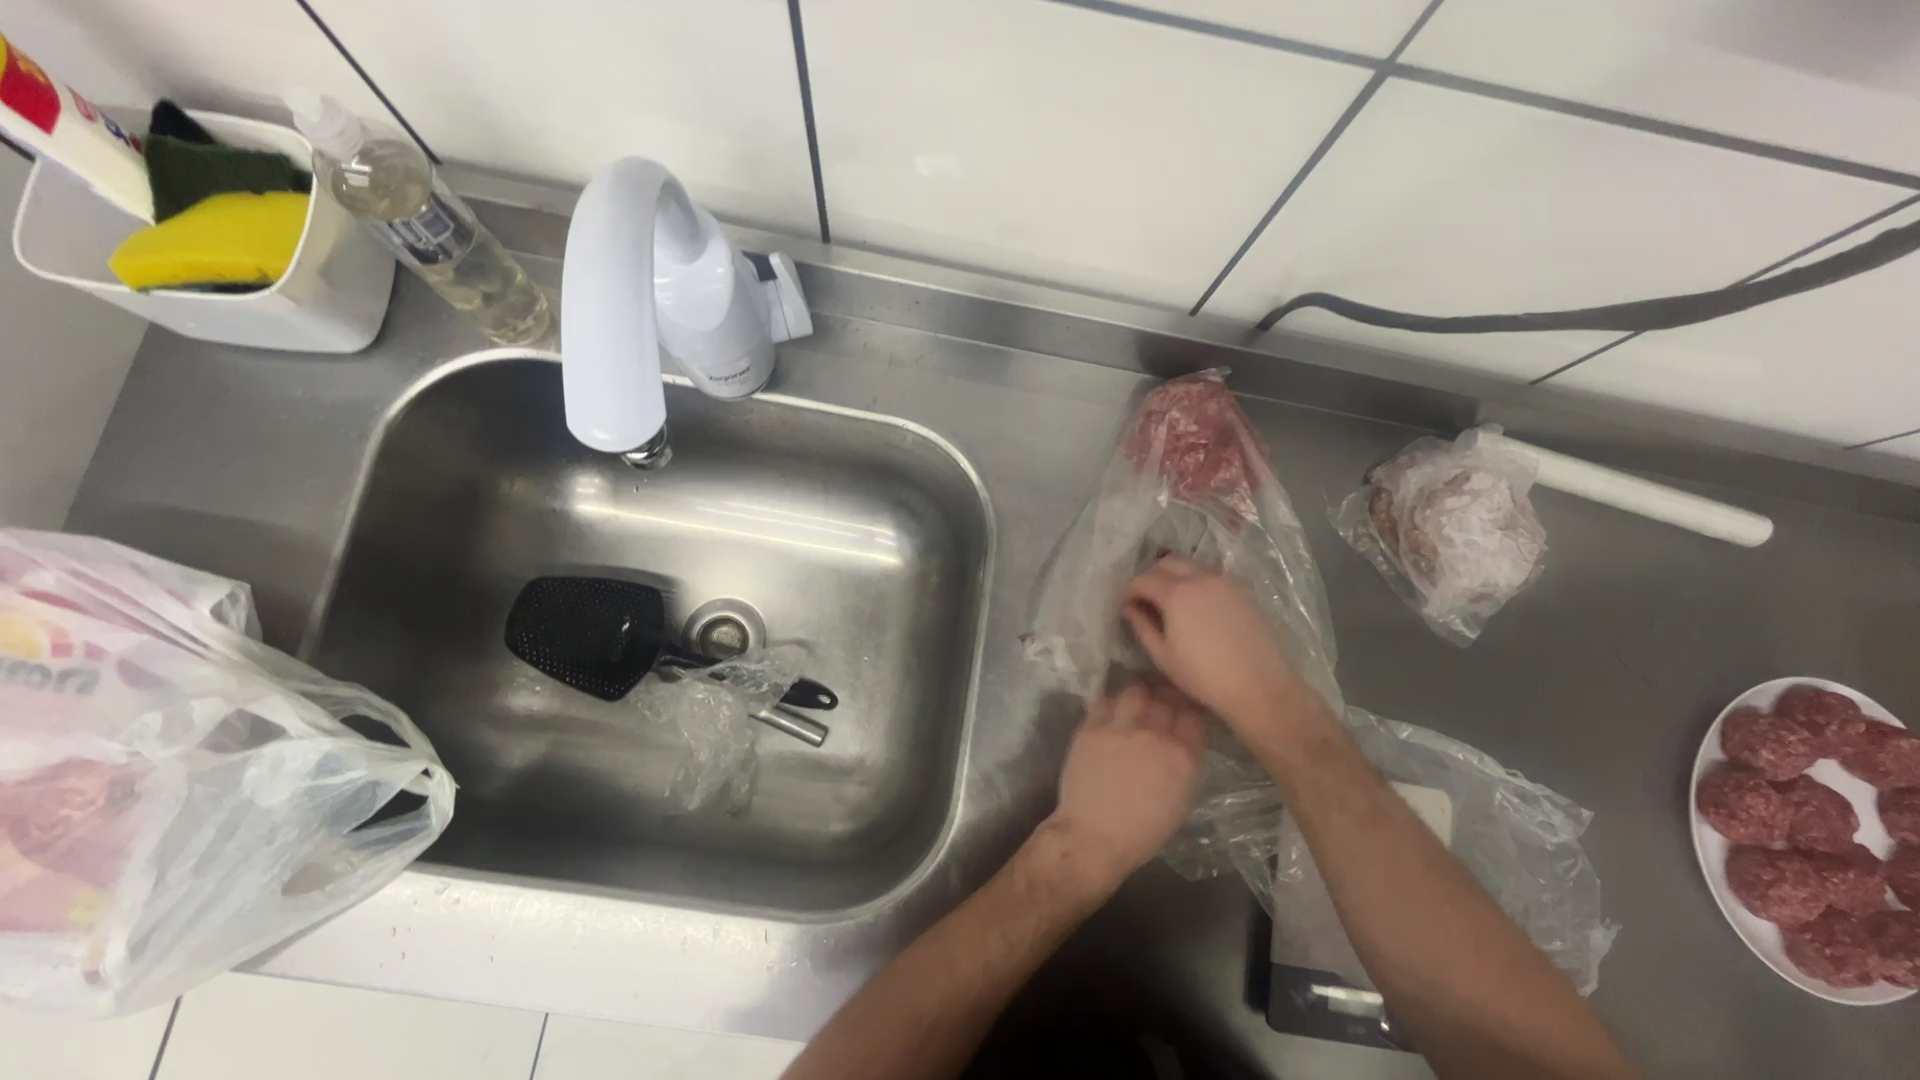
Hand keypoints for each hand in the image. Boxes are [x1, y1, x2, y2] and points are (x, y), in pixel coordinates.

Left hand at [1043, 682, 1205, 895]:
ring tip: (1137, 700)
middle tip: (1162, 700)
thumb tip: (1183, 743)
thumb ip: (1185, 765)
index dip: (1191, 709)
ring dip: (1139, 693)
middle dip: (1167, 696)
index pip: (1194, 715)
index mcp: (1182, 756)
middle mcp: (1154, 735)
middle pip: (1166, 697)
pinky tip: (1113, 708)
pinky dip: (1112, 700)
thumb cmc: (1142, 832)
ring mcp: (1120, 728)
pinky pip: (1104, 700)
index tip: (1186, 710)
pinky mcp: (1091, 727)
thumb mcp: (1181, 802)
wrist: (1093, 837)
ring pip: (1136, 690)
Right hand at [1122, 554, 1301, 725]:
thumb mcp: (1163, 656)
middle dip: (1152, 576)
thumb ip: (1142, 626)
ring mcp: (1226, 582)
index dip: (1129, 591)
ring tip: (1172, 603)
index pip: (1142, 579)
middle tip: (1146, 600)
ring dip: (1176, 576)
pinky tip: (1199, 609)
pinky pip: (1213, 577)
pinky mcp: (1244, 591)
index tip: (1125, 606)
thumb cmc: (1204, 676)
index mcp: (1176, 593)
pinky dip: (1198, 584)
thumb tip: (1129, 609)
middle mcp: (1201, 578)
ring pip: (1193, 566)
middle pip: (1168, 562)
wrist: (1260, 686)